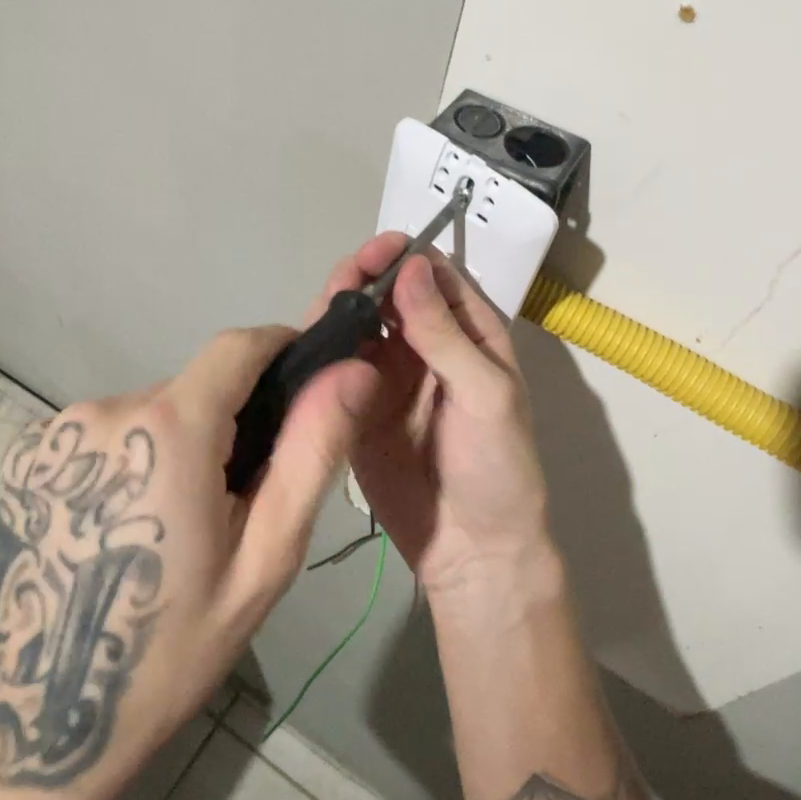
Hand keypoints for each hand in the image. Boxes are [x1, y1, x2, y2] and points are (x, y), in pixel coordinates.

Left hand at [0, 327, 379, 799]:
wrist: (45, 724)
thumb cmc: (173, 646)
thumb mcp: (264, 559)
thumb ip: (311, 453)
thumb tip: (354, 370)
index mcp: (168, 431)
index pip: (239, 345)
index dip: (281, 352)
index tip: (303, 387)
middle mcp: (103, 410)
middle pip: (193, 385)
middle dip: (229, 420)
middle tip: (240, 499)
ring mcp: (54, 433)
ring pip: (150, 409)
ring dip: (178, 443)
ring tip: (180, 522)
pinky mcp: (26, 456)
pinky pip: (106, 434)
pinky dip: (133, 458)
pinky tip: (129, 523)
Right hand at [317, 233, 554, 600]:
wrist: (472, 549)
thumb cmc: (496, 466)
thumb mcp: (485, 394)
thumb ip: (445, 334)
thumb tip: (412, 266)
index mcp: (468, 335)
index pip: (435, 277)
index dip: (408, 256)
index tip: (379, 250)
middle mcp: (424, 347)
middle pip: (389, 294)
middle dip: (366, 275)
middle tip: (345, 276)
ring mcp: (386, 376)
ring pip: (356, 324)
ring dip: (339, 307)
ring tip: (323, 306)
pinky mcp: (355, 406)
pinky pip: (334, 367)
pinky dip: (319, 349)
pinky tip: (304, 341)